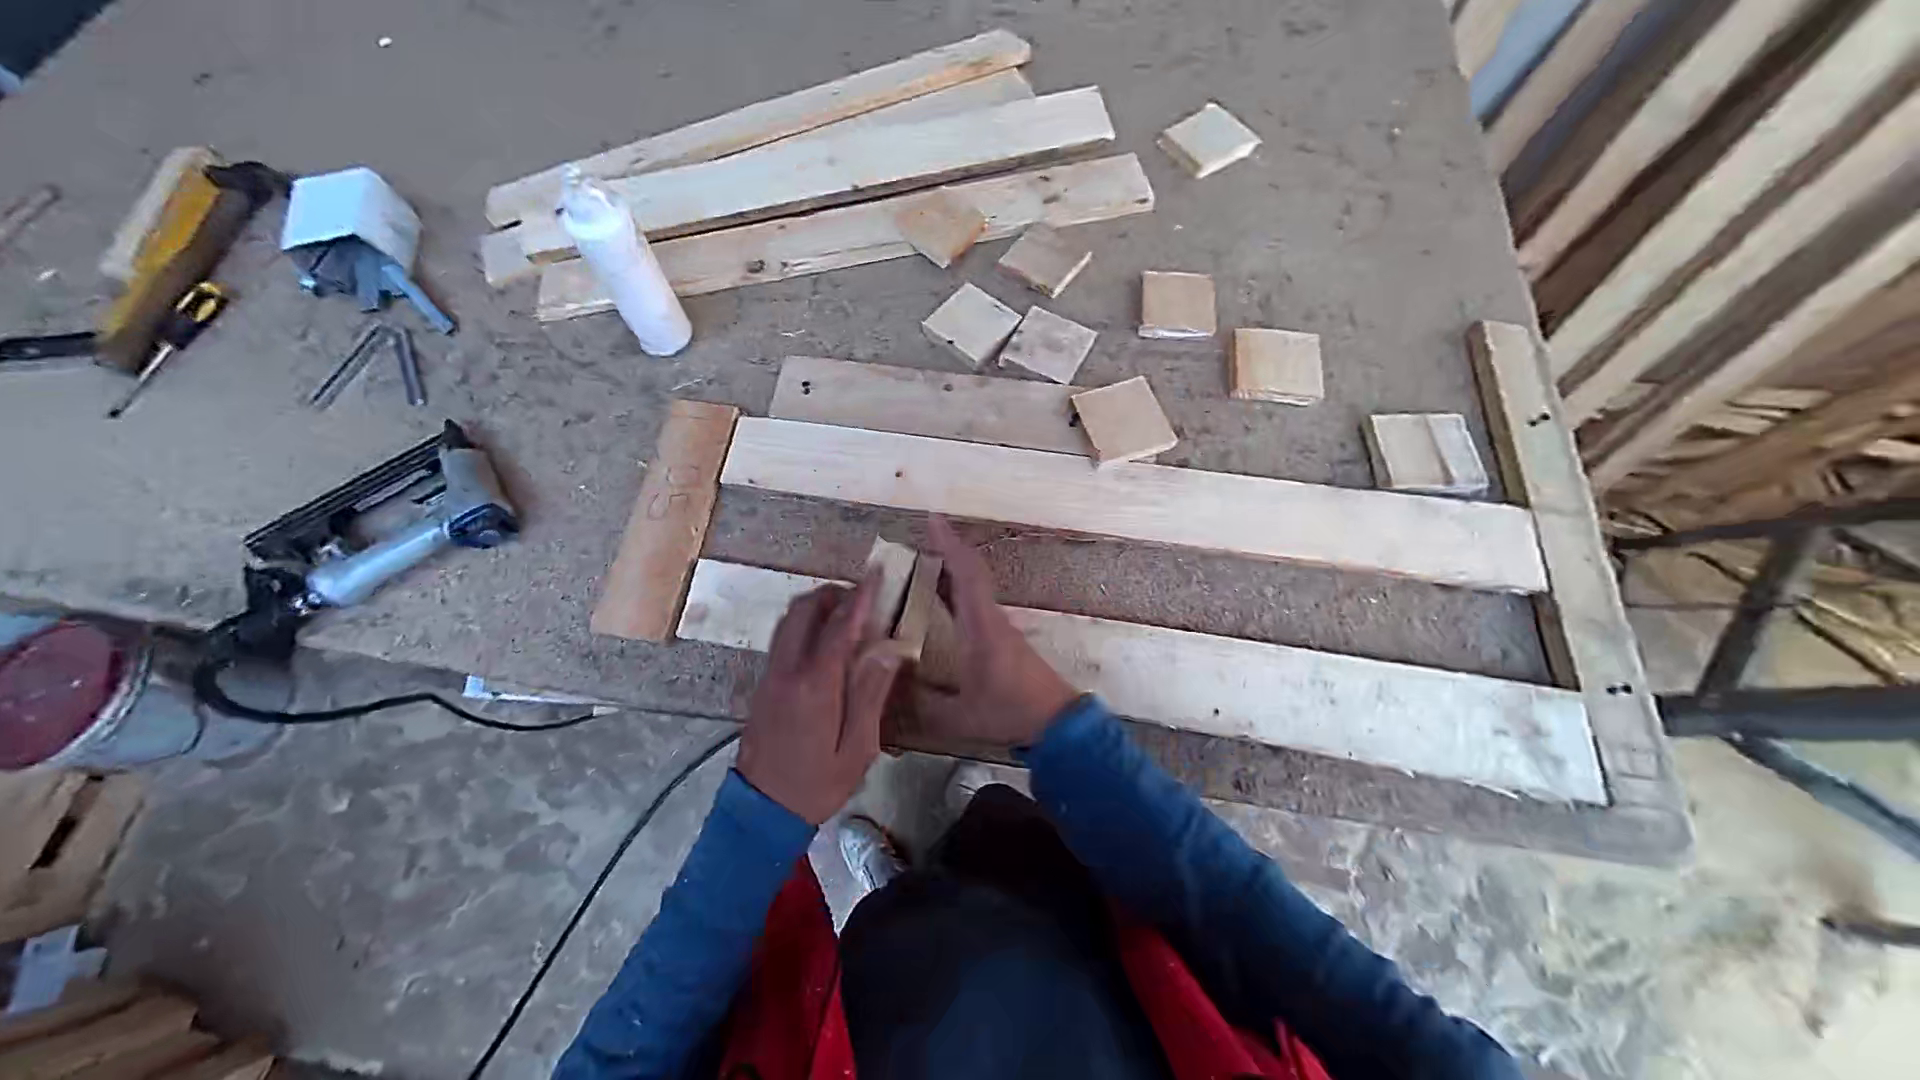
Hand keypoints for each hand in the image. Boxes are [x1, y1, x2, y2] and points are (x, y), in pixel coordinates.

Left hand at [737, 577, 902, 824]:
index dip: (861, 597)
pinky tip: (823, 638)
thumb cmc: (818, 782)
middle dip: (833, 593)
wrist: (762, 810)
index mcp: (815, 684)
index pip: (840, 626)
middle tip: (861, 595)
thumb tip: (887, 650)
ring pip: (787, 621)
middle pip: (804, 610)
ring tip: (844, 611)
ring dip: (815, 606)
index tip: (876, 574)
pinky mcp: (763, 684)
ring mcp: (770, 675)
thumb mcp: (858, 746)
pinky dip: (804, 624)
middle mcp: (788, 671)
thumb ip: (871, 693)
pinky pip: (782, 638)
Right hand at [915, 517, 1077, 747]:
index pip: (966, 575)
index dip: (949, 545)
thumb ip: (923, 707)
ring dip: (951, 571)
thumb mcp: (961, 717)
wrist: (1057, 720)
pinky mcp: (1003, 638)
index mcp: (981, 628)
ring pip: (974, 587)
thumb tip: (888, 694)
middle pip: (970, 573)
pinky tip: (941, 601)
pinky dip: (957, 591)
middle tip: (915, 540)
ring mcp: (1000, 627)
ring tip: (920, 565)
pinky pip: (976, 602)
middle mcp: (992, 619)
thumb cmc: (1010, 712)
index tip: (933, 519)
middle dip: (945, 551)